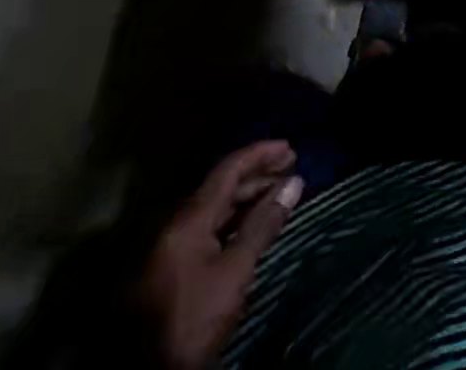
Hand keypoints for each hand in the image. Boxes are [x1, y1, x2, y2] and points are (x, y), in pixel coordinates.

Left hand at [144, 140, 304, 368]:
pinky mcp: (172, 265)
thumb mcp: (234, 272)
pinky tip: (252, 225)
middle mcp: (176, 222)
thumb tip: (293, 183)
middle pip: (221, 187)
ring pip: (215, 208)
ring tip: (279, 194)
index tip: (290, 148)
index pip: (228, 170)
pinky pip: (209, 226)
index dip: (260, 154)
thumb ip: (263, 225)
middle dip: (258, 175)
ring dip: (248, 197)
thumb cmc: (192, 318)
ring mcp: (171, 245)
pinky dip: (235, 218)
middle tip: (291, 169)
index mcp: (188, 218)